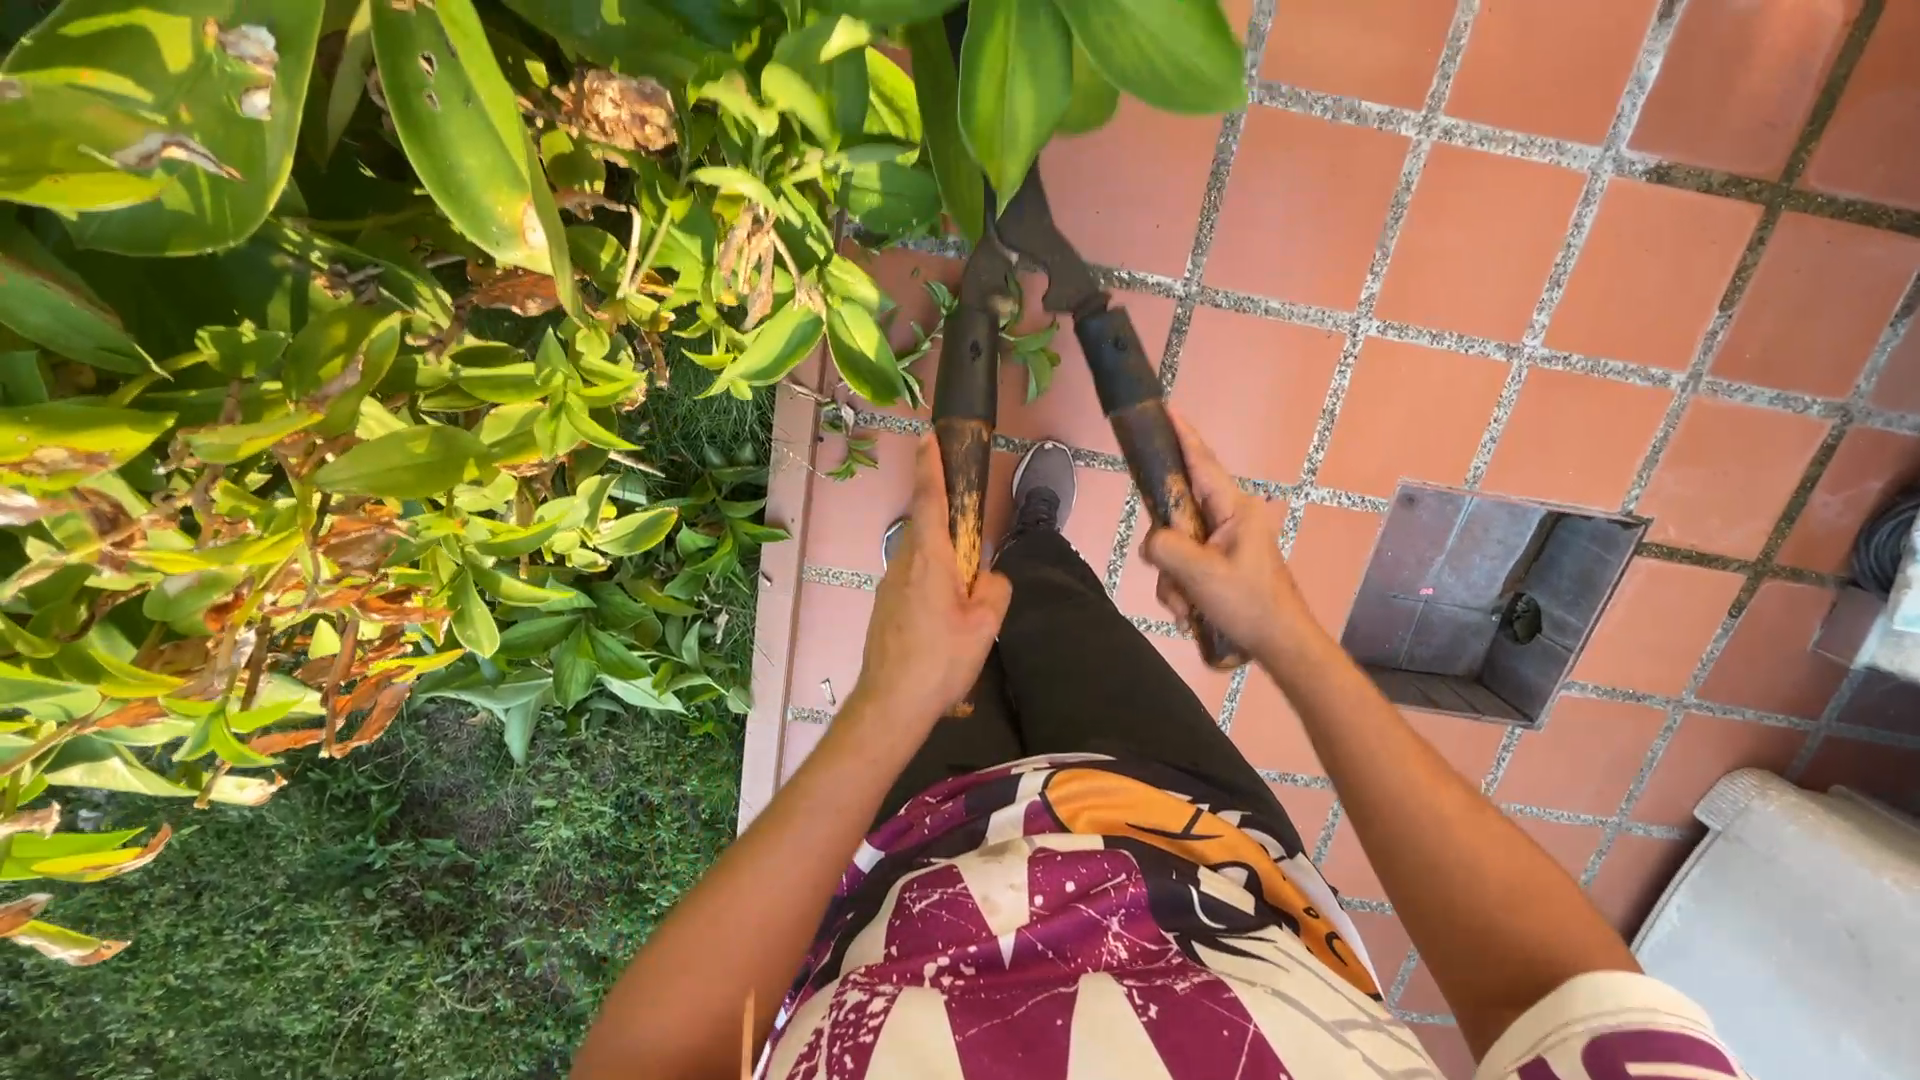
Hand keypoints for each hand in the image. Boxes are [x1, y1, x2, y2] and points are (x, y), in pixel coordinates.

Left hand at [848, 435, 1011, 732]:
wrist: (891, 703)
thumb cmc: (940, 660)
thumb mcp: (985, 624)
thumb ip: (995, 588)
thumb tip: (988, 577)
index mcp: (929, 558)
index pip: (931, 498)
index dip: (932, 464)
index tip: (928, 435)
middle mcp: (904, 562)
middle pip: (930, 530)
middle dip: (953, 532)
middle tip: (974, 564)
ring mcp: (889, 585)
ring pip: (923, 560)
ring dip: (945, 568)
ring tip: (964, 613)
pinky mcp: (885, 607)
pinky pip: (915, 582)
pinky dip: (933, 589)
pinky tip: (944, 628)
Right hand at [1142, 412, 1315, 659]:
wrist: (1280, 644)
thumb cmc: (1249, 603)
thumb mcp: (1201, 575)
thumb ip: (1166, 547)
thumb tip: (1152, 541)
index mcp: (1234, 508)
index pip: (1201, 462)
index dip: (1181, 436)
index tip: (1164, 409)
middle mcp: (1227, 518)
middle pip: (1174, 514)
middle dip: (1165, 552)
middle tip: (1174, 577)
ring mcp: (1221, 543)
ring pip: (1172, 547)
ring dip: (1172, 580)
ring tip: (1189, 606)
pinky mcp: (1217, 565)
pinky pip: (1181, 567)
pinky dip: (1179, 591)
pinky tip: (1191, 613)